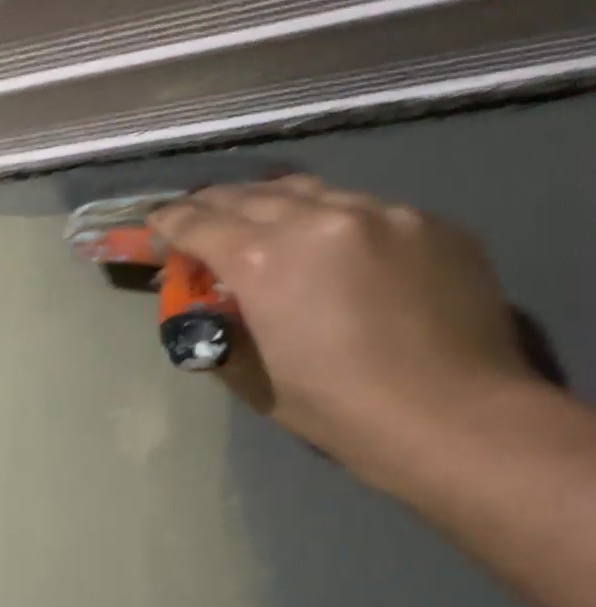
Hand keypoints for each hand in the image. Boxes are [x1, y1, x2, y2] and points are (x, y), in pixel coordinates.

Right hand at [149, 176, 534, 473]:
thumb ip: (221, 321)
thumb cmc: (332, 404)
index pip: (198, 222)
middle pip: (251, 195)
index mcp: (265, 258)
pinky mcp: (433, 224)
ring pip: (311, 191)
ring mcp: (386, 215)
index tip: (154, 225)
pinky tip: (328, 243)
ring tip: (257, 217)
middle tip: (195, 217)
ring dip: (273, 202)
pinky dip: (330, 218)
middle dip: (214, 204)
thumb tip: (209, 301)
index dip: (168, 222)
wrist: (452, 415)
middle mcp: (321, 221)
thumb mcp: (247, 369)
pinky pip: (366, 208)